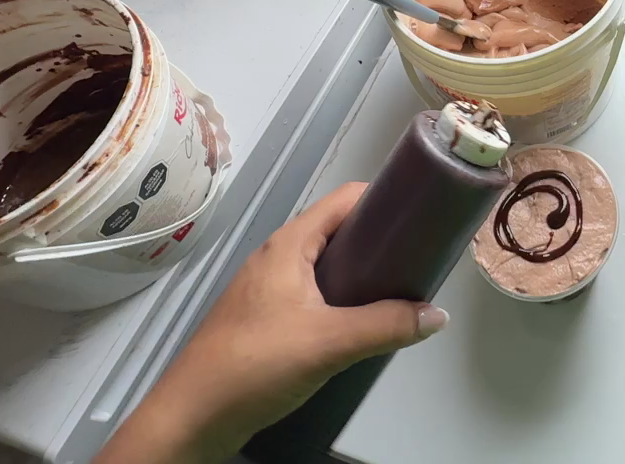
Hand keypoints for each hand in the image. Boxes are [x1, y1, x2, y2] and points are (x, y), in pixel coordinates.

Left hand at [94, 183, 449, 463]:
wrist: (185, 425)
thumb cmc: (253, 366)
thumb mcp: (328, 344)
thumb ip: (387, 326)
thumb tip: (438, 315)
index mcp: (291, 243)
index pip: (347, 198)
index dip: (385, 198)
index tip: (421, 212)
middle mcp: (279, 255)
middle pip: (340, 228)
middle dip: (380, 237)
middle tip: (417, 254)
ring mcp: (269, 286)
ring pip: (328, 261)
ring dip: (362, 268)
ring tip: (397, 286)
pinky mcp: (265, 316)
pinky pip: (315, 288)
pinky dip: (343, 293)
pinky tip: (360, 319)